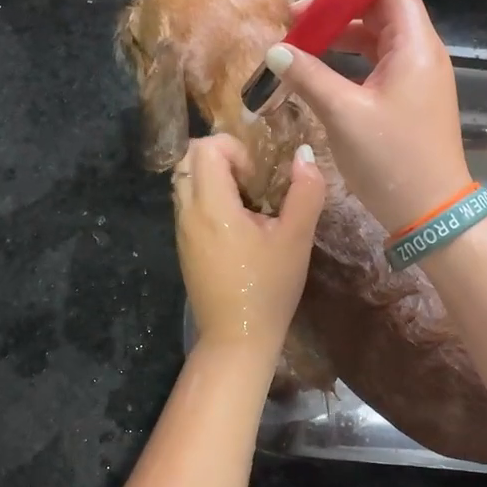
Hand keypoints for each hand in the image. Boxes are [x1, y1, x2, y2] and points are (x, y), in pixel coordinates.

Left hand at [172, 134, 324, 353]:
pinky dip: (208, 197)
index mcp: (212, 206)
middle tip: (252, 181)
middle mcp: (188, 212)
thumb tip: (304, 154)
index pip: (205, 148)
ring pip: (185, 180)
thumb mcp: (296, 238)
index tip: (258, 175)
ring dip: (214, 177)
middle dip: (221, 157)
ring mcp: (181, 230)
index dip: (235, 148)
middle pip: (189, 158)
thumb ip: (305, 191)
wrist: (238, 339)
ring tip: (247, 203)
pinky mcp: (184, 246)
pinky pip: (188, 203)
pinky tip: (238, 225)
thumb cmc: (269, 287)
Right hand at [267, 0, 472, 232]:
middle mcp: (422, 52)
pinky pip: (381, 61)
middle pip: (383, 8)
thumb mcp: (343, 114)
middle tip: (294, 18)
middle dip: (339, 7)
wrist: (432, 213)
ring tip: (300, 40)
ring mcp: (419, 75)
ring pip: (379, 36)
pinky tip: (321, 66)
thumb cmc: (391, 159)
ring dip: (342, 33)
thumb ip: (308, 75)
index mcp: (415, 45)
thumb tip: (274, 49)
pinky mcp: (412, 96)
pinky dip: (352, 57)